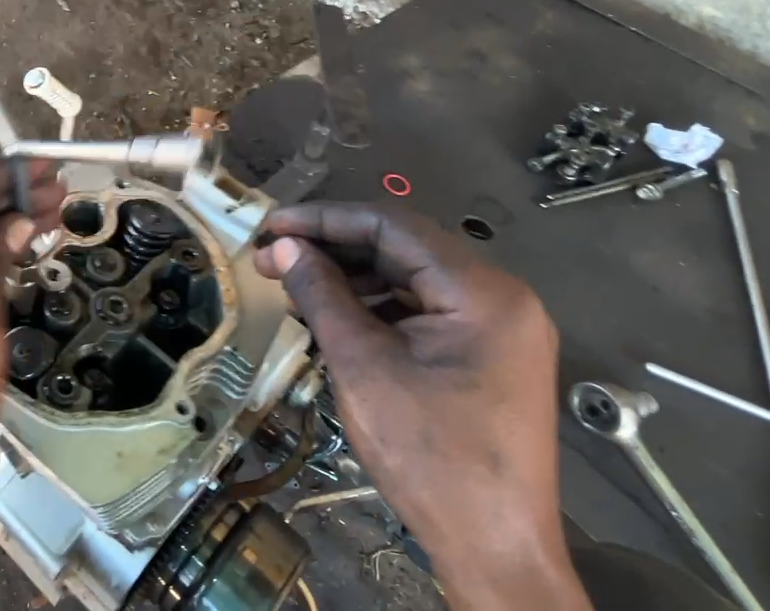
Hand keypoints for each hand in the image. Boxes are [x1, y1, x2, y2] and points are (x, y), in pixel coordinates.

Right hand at [255, 202, 591, 610]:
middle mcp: (500, 297)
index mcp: (482, 292)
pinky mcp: (486, 355)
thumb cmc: (429, 453)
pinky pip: (422, 310)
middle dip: (332, 248)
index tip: (269, 226)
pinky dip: (373, 306)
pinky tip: (329, 315)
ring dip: (349, 277)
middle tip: (270, 257)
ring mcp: (497, 328)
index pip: (392, 225)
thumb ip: (321, 293)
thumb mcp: (362, 364)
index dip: (323, 219)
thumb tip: (282, 245)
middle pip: (403, 248)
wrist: (495, 549)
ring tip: (290, 287)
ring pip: (409, 278)